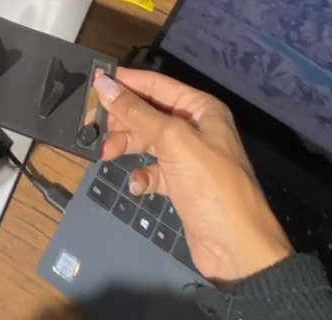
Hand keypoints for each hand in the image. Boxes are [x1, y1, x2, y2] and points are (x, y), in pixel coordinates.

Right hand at [94, 69, 292, 283]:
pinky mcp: (182, 185)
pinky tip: (137, 184)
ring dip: (127, 145)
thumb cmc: (209, 184)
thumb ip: (136, 112)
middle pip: (148, 113)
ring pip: (148, 141)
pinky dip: (142, 174)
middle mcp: (195, 128)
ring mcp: (189, 158)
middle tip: (94, 125)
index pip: (156, 84)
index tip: (94, 82)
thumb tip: (102, 83)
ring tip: (107, 155)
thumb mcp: (172, 141)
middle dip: (122, 119)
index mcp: (201, 109)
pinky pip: (154, 170)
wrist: (237, 251)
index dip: (126, 82)